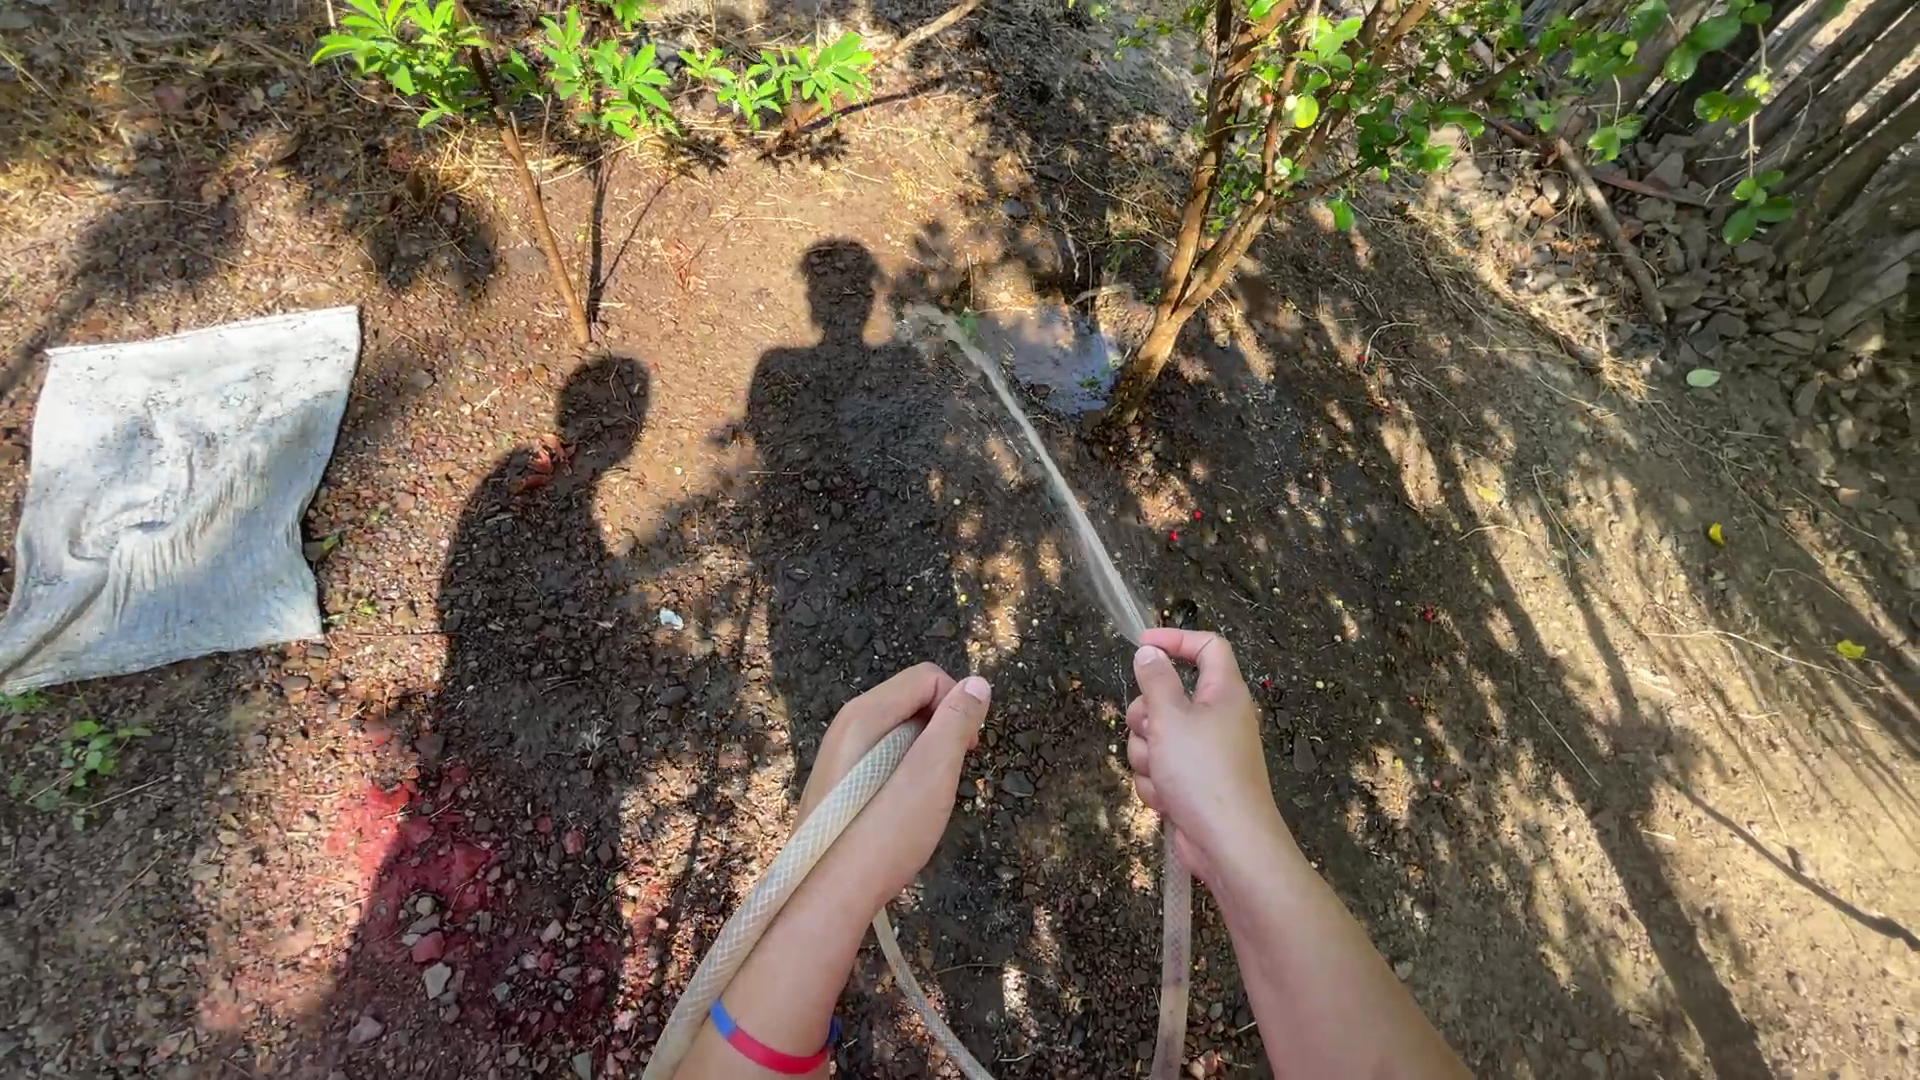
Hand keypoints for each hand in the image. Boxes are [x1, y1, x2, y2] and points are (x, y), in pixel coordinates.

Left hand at [792, 663, 992, 918]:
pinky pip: (884, 756)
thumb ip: (955, 723)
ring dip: (927, 754)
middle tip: (951, 776)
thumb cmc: (884, 832)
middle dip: (943, 729)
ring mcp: (839, 753)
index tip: (969, 749)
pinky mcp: (839, 782)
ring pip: (900, 730)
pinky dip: (905, 771)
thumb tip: (977, 682)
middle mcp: (848, 723)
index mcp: (866, 712)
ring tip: (929, 798)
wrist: (826, 897)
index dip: (958, 703)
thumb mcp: (932, 773)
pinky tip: (905, 810)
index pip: (927, 676)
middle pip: (912, 699)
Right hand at [1126, 629, 1285, 884]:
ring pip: (1156, 736)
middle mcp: (1216, 718)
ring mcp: (1204, 753)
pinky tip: (1166, 798)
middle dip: (1146, 715)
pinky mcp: (1191, 782)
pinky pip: (1160, 767)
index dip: (1176, 639)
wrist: (1229, 845)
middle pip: (1168, 695)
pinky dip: (1156, 782)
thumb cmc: (1204, 772)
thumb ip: (1155, 680)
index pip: (1208, 647)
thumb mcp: (1171, 718)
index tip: (1141, 645)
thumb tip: (1149, 652)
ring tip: (1162, 774)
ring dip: (1148, 755)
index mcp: (1223, 693)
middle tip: (1150, 729)